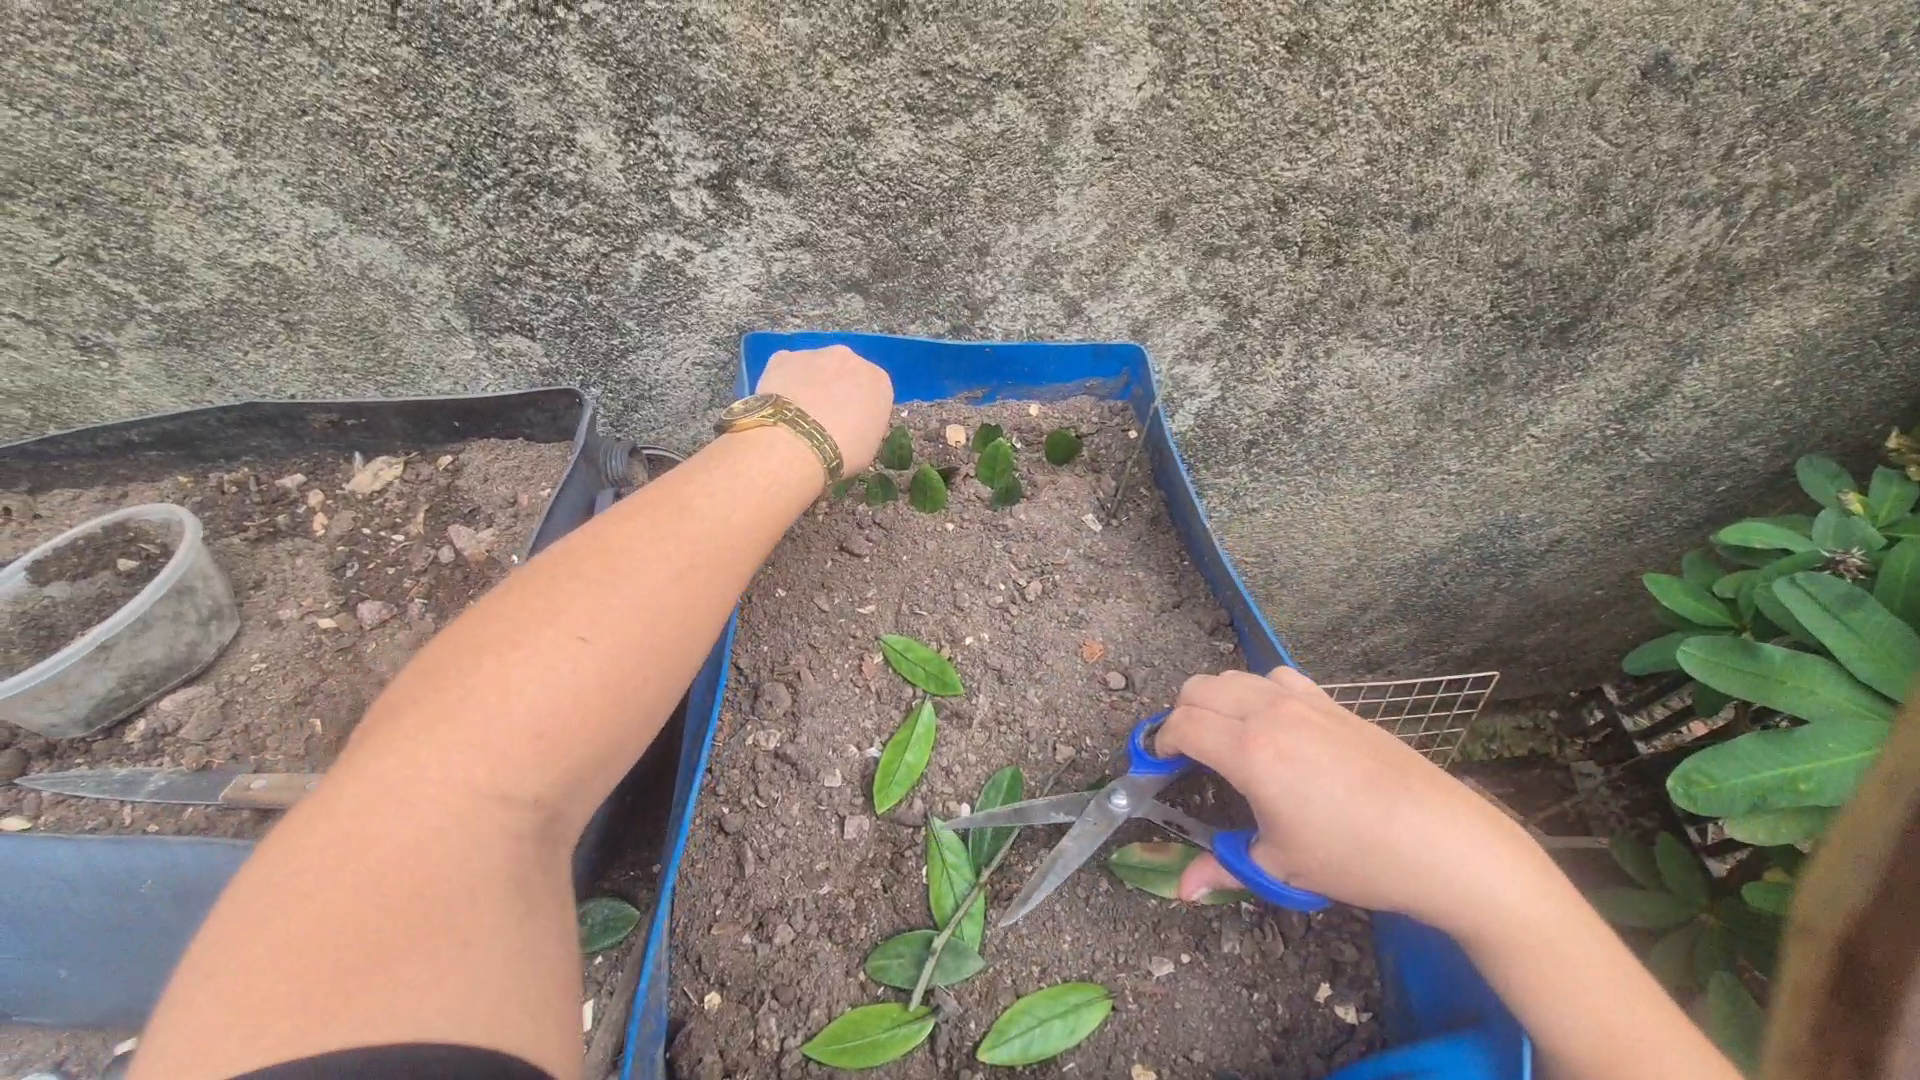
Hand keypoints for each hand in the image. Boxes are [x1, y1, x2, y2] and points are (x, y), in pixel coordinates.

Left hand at [755, 345, 894, 475]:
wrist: (795, 445)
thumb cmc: (843, 452)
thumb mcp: (869, 447)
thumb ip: (865, 427)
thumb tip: (851, 426)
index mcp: (879, 381)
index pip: (874, 392)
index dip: (861, 410)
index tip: (850, 427)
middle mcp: (850, 358)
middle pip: (845, 373)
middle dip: (836, 391)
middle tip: (822, 421)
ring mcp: (814, 354)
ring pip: (814, 368)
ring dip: (809, 386)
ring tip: (795, 417)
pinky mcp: (782, 357)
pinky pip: (785, 369)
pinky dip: (782, 383)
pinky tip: (777, 407)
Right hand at [1156, 667, 1548, 931]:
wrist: (1446, 843)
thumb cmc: (1357, 858)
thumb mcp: (1282, 867)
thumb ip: (1223, 869)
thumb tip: (1182, 891)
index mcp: (1250, 751)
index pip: (1182, 724)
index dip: (1160, 742)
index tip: (1160, 765)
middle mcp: (1270, 713)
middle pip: (1199, 688)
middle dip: (1181, 715)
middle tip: (1188, 753)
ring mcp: (1305, 702)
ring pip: (1236, 676)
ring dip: (1215, 699)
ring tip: (1225, 737)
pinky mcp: (1334, 703)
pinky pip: (1278, 678)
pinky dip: (1258, 691)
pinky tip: (1275, 725)